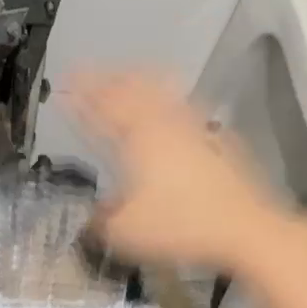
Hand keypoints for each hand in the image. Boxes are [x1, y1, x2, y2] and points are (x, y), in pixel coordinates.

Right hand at [64, 70, 306, 274]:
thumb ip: (102, 222)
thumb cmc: (180, 227)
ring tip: (127, 76)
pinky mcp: (215, 139)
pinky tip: (172, 105)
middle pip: (131, 88)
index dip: (80, 97)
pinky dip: (169, 99)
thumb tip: (93, 217)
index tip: (63, 88)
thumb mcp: (126, 233)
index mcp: (137, 137)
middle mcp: (164, 122)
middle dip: (107, 79)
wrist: (243, 227)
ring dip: (139, 80)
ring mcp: (193, 126)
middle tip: (89, 74)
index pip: (101, 108)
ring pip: (161, 91)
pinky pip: (184, 107)